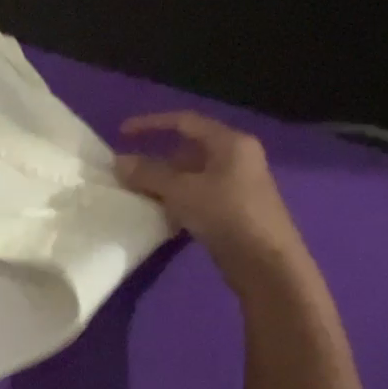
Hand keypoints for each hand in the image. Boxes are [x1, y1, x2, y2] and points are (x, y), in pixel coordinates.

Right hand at [114, 111, 307, 283]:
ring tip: (138, 191)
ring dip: (164, 181)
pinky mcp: (235, 209)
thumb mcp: (180, 190)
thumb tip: (118, 161)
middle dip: (156, 157)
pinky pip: (198, 194)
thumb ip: (147, 173)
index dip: (150, 123)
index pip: (184, 121)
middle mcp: (237, 158)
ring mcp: (238, 185)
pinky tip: (160, 212)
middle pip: (188, 148)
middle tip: (128, 169)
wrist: (268, 266)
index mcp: (230, 143)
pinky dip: (177, 198)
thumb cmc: (226, 214)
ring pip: (191, 174)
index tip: (122, 133)